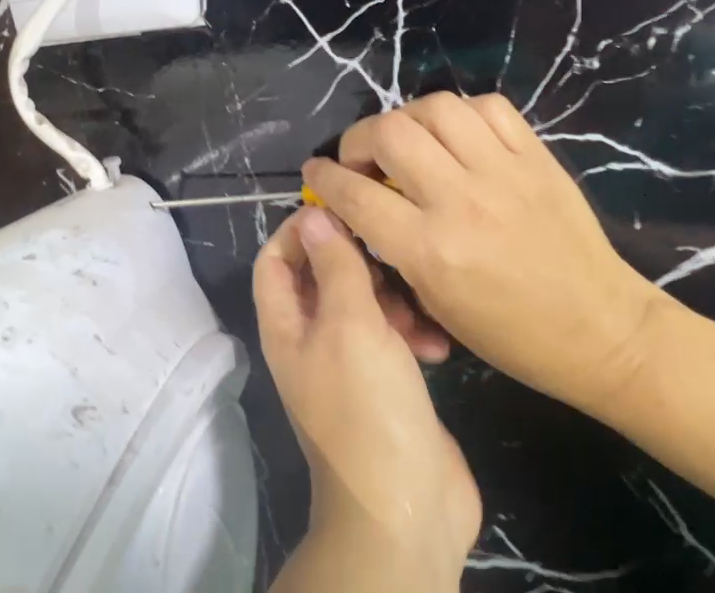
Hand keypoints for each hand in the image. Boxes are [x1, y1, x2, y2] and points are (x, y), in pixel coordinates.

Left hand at [253, 207, 480, 582]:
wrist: (406, 508)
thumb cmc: (367, 407)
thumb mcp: (349, 325)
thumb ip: (334, 267)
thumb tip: (313, 215)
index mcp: (285, 325)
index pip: (276, 260)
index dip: (301, 229)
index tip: (345, 206)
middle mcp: (311, 340)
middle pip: (325, 278)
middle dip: (359, 261)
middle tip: (396, 250)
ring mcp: (350, 365)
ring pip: (366, 306)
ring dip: (395, 299)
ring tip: (423, 304)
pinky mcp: (387, 385)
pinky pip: (394, 340)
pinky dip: (413, 333)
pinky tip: (438, 345)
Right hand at [302, 91, 673, 416]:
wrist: (602, 331)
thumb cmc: (510, 335)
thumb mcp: (434, 304)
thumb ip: (392, 249)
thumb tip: (359, 207)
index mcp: (430, 250)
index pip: (355, 194)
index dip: (324, 179)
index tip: (316, 174)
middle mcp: (461, 201)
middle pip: (388, 134)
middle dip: (358, 140)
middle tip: (361, 159)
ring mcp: (503, 173)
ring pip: (435, 109)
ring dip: (406, 119)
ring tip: (407, 141)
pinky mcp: (537, 158)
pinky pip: (489, 108)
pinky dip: (461, 114)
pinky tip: (456, 136)